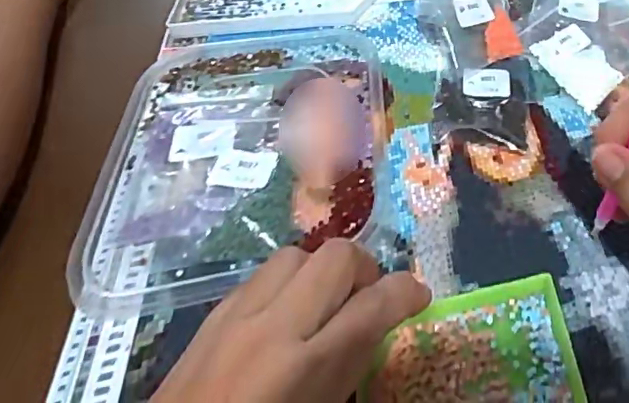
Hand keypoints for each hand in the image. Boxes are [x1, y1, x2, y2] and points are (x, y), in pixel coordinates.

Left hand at [153, 240, 429, 402]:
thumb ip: (346, 373)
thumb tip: (374, 336)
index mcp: (304, 372)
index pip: (372, 309)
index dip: (405, 294)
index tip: (418, 296)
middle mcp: (273, 331)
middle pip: (336, 258)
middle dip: (364, 270)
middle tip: (368, 299)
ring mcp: (237, 317)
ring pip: (297, 255)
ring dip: (320, 271)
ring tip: (325, 303)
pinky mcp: (211, 318)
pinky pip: (261, 276)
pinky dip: (284, 284)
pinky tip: (282, 315)